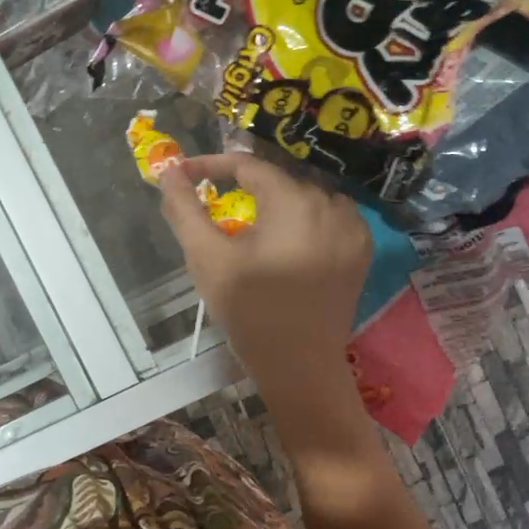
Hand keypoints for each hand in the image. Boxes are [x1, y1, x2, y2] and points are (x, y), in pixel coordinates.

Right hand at [156, 152, 371, 398]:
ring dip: (273, 205)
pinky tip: (282, 244)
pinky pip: (326, 220)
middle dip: (243, 189)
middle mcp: (331, 203)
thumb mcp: (207, 260)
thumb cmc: (248, 311)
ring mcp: (353, 227)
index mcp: (294, 201)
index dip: (212, 165)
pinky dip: (300, 222)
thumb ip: (186, 211)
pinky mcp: (360, 250)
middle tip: (212, 207)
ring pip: (304, 199)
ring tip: (246, 227)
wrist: (299, 363)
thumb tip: (168, 173)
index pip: (249, 165)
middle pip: (279, 181)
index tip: (184, 175)